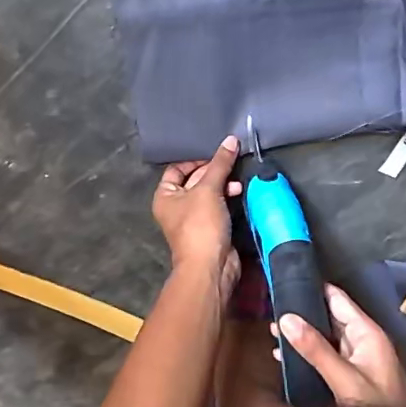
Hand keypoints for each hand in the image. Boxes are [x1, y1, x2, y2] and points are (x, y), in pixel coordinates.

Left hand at [152, 136, 242, 283]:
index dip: (195, 159)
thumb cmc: (200, 224)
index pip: (178, 168)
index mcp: (165, 195)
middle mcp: (176, 206)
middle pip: (196, 179)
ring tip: (239, 180)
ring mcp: (194, 218)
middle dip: (214, 170)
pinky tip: (241, 190)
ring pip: (210, 193)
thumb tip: (231, 140)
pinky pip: (219, 206)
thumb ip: (220, 164)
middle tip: (233, 160)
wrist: (211, 266)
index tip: (216, 152)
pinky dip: (228, 197)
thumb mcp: (208, 189)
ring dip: (224, 184)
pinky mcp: (211, 227)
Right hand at [277, 285, 405, 406]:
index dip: (314, 288)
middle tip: (272, 307)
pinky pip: (326, 355)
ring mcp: (359, 360)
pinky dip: (307, 352)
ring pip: (326, 337)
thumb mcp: (343, 378)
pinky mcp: (352, 377)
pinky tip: (285, 355)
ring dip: (302, 334)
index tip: (287, 280)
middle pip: (330, 317)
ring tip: (272, 330)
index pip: (338, 300)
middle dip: (303, 312)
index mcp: (368, 334)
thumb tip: (286, 318)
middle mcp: (364, 342)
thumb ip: (315, 348)